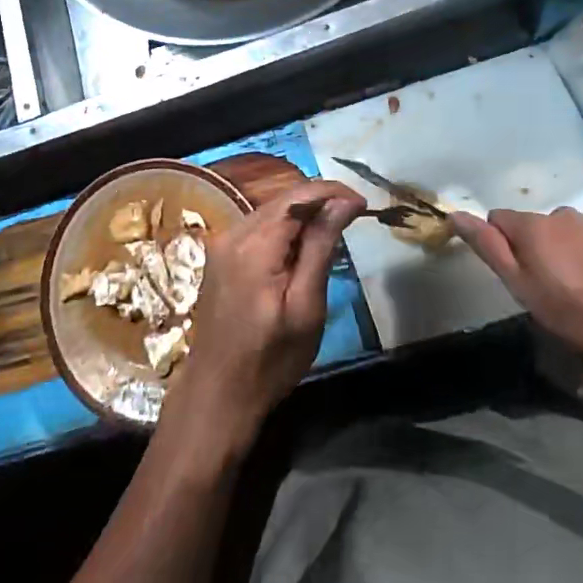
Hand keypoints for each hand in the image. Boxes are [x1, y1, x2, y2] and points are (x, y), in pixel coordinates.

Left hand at [171, 181, 364, 433]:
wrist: (219, 390)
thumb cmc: (271, 358)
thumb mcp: (306, 305)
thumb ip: (321, 246)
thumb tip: (342, 202)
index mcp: (254, 244)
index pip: (296, 196)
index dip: (332, 191)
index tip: (364, 203)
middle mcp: (232, 233)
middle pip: (281, 199)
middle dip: (320, 199)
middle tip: (355, 215)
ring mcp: (222, 243)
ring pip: (269, 211)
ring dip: (303, 213)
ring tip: (335, 230)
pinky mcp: (220, 256)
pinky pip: (257, 227)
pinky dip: (284, 228)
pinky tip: (304, 245)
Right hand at [451, 207, 582, 372]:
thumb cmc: (580, 312)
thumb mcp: (523, 288)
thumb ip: (489, 248)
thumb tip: (455, 214)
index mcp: (533, 226)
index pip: (497, 219)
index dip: (501, 247)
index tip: (517, 277)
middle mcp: (561, 214)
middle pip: (531, 227)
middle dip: (532, 251)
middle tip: (547, 290)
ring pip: (562, 234)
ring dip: (561, 254)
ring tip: (579, 292)